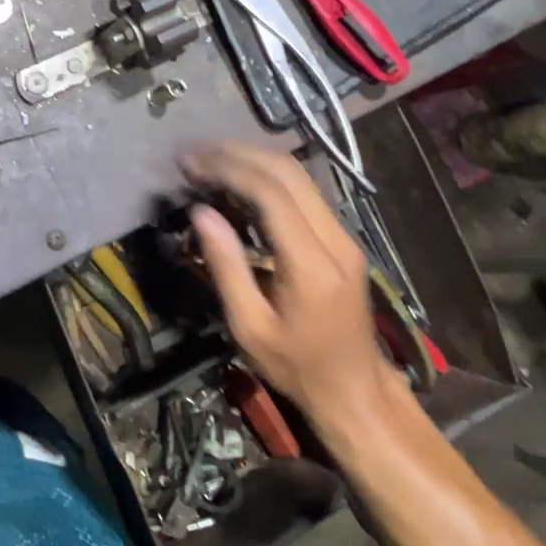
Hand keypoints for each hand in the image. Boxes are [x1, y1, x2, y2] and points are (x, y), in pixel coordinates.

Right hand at [182, 142, 391, 417]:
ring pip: (298, 176)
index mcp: (312, 265)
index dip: (227, 169)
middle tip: (193, 153)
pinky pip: (303, 192)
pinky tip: (236, 181)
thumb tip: (199, 211)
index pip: (271, 195)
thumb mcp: (249, 326)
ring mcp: (343, 237)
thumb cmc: (296, 366)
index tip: (189, 163)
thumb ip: (225, 266)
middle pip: (288, 173)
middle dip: (236, 154)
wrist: (355, 391)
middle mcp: (335, 241)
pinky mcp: (341, 238)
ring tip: (208, 159)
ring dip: (251, 159)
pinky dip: (266, 176)